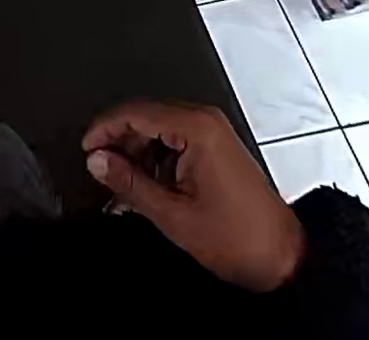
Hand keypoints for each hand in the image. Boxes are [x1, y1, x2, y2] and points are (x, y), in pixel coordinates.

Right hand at [83, 101, 305, 291]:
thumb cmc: (238, 238)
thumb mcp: (173, 214)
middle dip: (120, 140)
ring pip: (159, 125)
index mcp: (197, 128)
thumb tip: (99, 161)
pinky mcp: (214, 142)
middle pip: (147, 115)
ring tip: (122, 183)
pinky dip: (156, 155)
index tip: (87, 146)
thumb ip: (129, 183)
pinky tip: (146, 183)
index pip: (137, 112)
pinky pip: (175, 136)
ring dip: (137, 150)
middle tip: (100, 168)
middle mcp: (205, 120)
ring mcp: (212, 129)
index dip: (106, 128)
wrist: (281, 256)